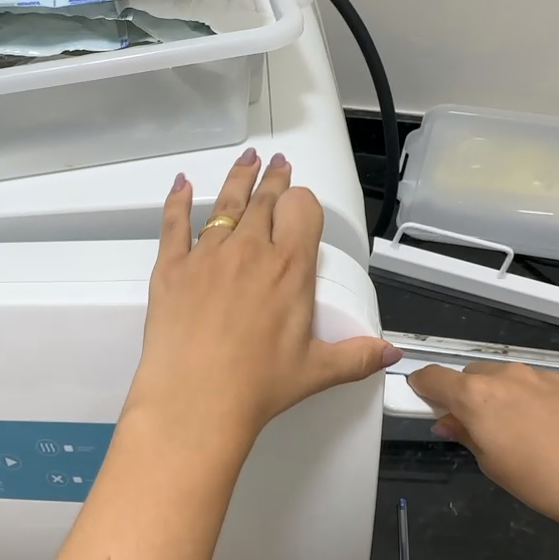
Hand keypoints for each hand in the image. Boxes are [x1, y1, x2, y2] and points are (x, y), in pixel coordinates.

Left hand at [124, 148, 399, 448]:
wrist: (195, 399)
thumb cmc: (253, 387)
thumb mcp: (316, 372)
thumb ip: (356, 357)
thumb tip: (387, 355)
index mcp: (290, 269)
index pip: (302, 210)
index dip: (303, 201)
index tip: (302, 200)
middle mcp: (249, 252)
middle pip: (265, 200)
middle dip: (274, 179)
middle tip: (277, 165)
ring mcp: (207, 256)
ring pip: (225, 203)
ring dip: (238, 179)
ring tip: (246, 161)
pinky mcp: (171, 269)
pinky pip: (173, 223)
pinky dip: (177, 200)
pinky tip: (181, 184)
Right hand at [406, 362, 558, 537]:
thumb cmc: (544, 483)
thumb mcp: (493, 467)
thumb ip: (467, 437)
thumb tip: (452, 423)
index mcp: (476, 395)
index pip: (433, 377)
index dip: (422, 388)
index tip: (423, 401)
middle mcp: (509, 376)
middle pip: (473, 375)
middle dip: (468, 396)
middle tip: (478, 430)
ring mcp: (549, 378)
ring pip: (514, 381)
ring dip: (508, 400)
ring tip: (528, 440)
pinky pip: (549, 391)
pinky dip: (545, 406)